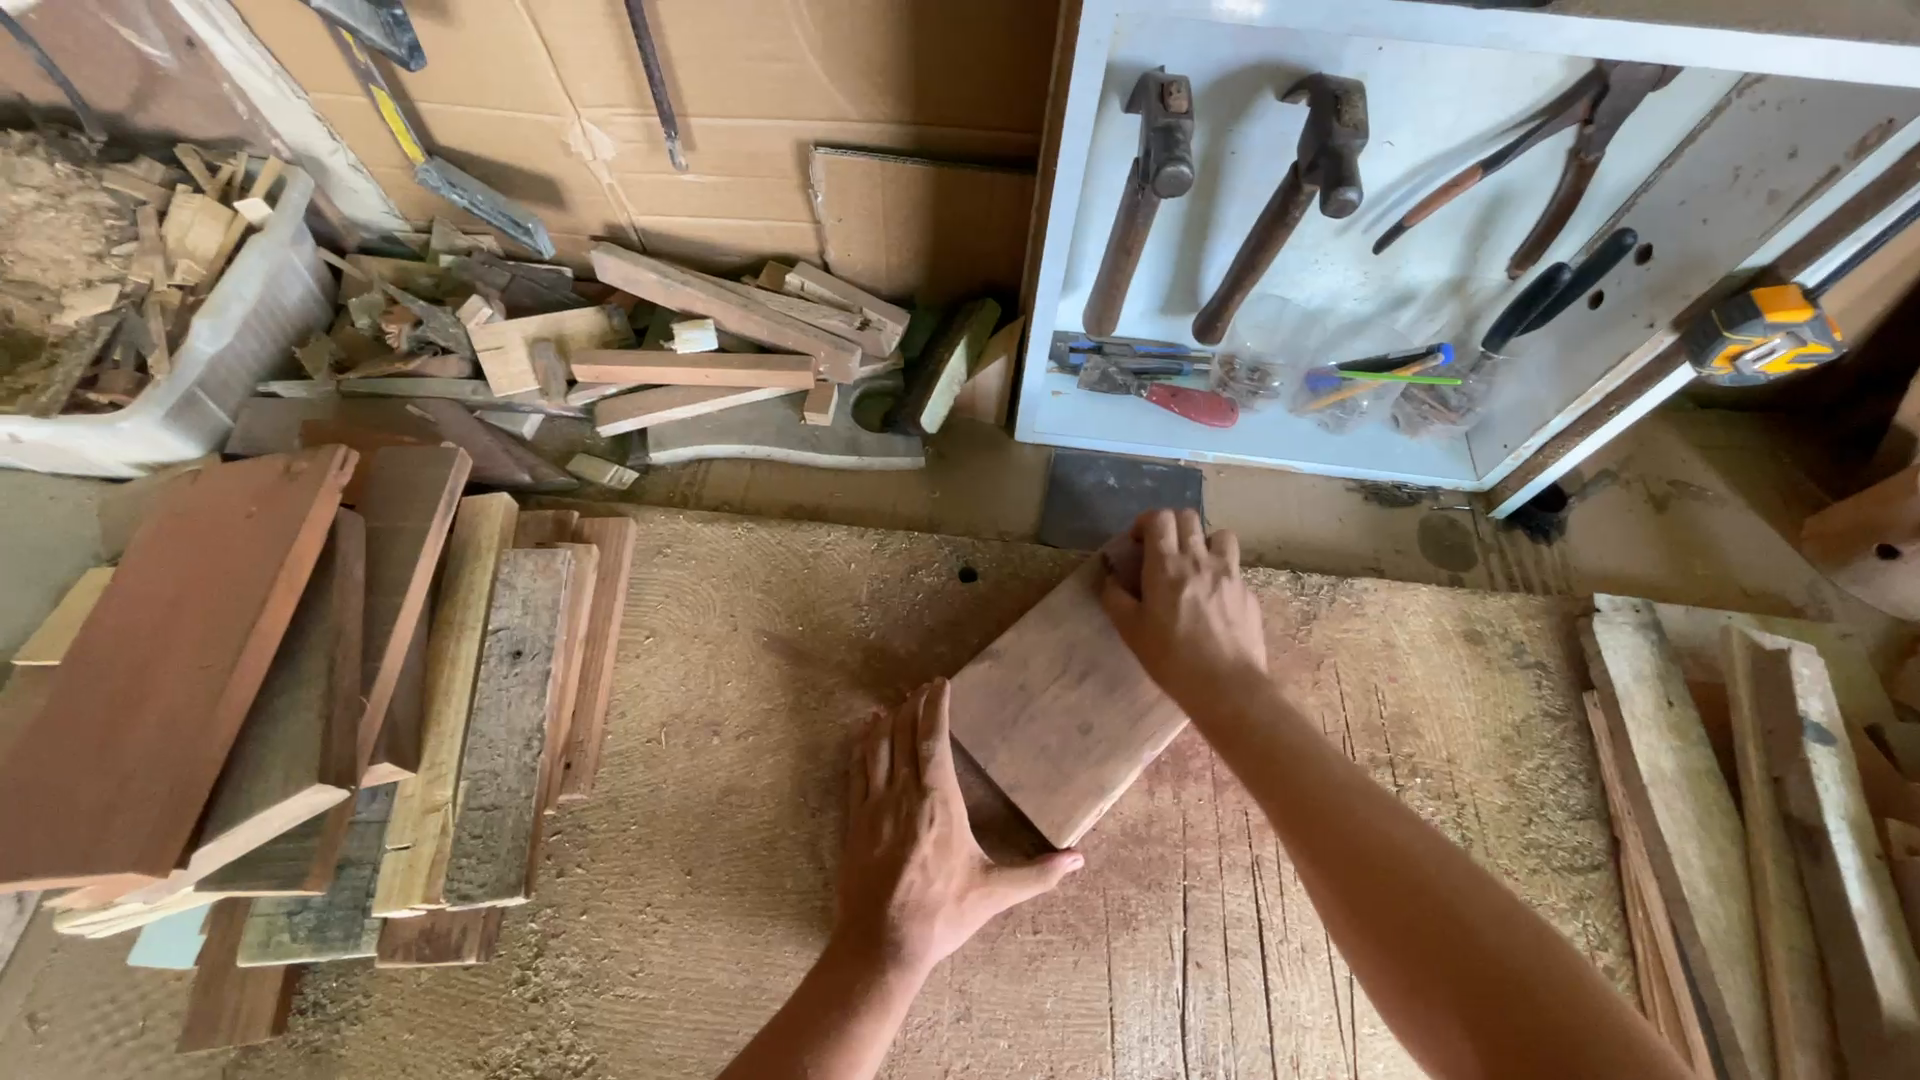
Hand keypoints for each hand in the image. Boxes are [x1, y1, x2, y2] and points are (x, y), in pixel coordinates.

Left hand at [834, 678, 1083, 976]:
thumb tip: (1079, 861)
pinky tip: (864, 737)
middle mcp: (903, 795)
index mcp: (939, 802)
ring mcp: (873, 807)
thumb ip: (1038, 874)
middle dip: (912, 706)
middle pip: (903, 735)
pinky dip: (860, 748)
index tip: (940, 684)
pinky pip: (855, 773)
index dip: (935, 708)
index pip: (934, 740)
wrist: (882, 943)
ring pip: (876, 749)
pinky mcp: (853, 823)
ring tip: (892, 705)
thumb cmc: (942, 914)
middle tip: (921, 688)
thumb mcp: (995, 893)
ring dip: (885, 722)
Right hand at [1100, 509, 1268, 711]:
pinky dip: (1222, 573)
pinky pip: (1235, 568)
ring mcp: (1230, 574)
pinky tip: (1214, 599)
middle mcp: (1200, 560)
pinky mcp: (1248, 593)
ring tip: (1195, 564)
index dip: (1146, 522)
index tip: (1139, 541)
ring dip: (1204, 541)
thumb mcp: (1130, 630)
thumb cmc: (1171, 658)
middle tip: (1162, 550)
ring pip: (1220, 534)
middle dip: (1172, 526)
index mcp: (1166, 565)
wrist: (1226, 685)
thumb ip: (1115, 598)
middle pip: (1188, 517)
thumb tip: (1111, 579)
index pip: (1159, 518)